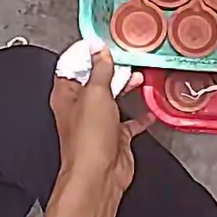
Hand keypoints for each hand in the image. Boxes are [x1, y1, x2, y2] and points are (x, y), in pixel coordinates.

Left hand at [49, 45, 152, 195]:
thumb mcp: (96, 94)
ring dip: (125, 87)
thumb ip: (100, 69)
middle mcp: (81, 108)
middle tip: (124, 55)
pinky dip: (140, 116)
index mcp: (67, 95)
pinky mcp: (115, 137)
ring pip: (112, 99)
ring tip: (138, 75)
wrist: (99, 175)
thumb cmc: (89, 139)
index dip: (85, 52)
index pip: (72, 66)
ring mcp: (98, 123)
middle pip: (95, 81)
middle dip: (109, 68)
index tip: (99, 40)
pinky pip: (129, 122)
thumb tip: (99, 49)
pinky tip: (149, 110)